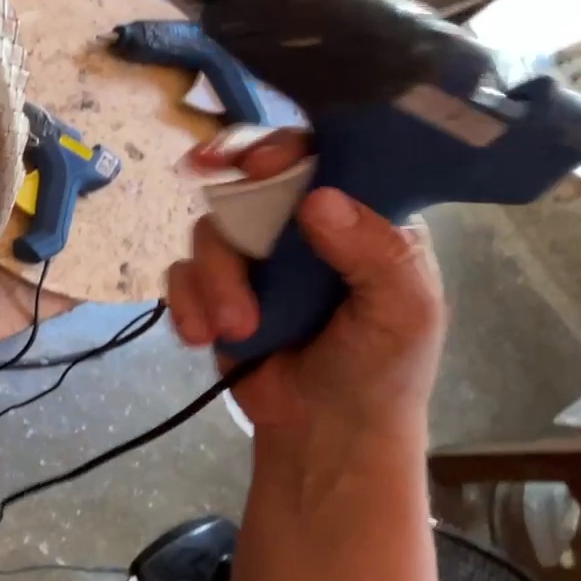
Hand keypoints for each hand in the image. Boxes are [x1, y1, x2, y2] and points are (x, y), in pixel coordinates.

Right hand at [166, 130, 444, 431]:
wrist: (322, 430)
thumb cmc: (380, 369)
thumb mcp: (403, 311)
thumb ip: (373, 254)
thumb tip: (317, 199)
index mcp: (358, 222)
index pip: (320, 163)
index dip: (282, 150)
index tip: (253, 163)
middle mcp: (297, 232)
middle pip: (246, 192)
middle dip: (229, 215)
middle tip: (205, 208)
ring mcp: (249, 262)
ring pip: (207, 238)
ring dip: (214, 284)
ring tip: (236, 330)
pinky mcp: (208, 292)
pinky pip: (178, 277)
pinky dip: (184, 304)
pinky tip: (200, 335)